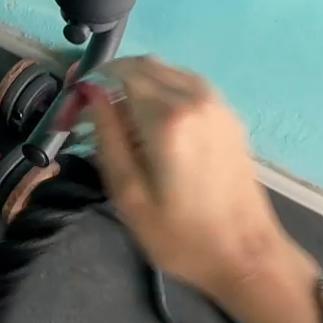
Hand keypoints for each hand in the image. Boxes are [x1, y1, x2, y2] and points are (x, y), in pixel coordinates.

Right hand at [78, 56, 321, 322]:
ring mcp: (216, 105)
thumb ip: (107, 136)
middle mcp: (195, 100)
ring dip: (136, 79)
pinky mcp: (228, 116)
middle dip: (111, 76)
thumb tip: (92, 93)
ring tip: (117, 111)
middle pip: (143, 65)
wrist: (248, 257)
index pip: (120, 74)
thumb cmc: (181, 235)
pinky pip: (187, 83)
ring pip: (166, 69)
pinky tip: (150, 115)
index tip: (73, 95)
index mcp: (167, 118)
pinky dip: (162, 86)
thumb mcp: (128, 193)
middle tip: (90, 103)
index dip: (92, 78)